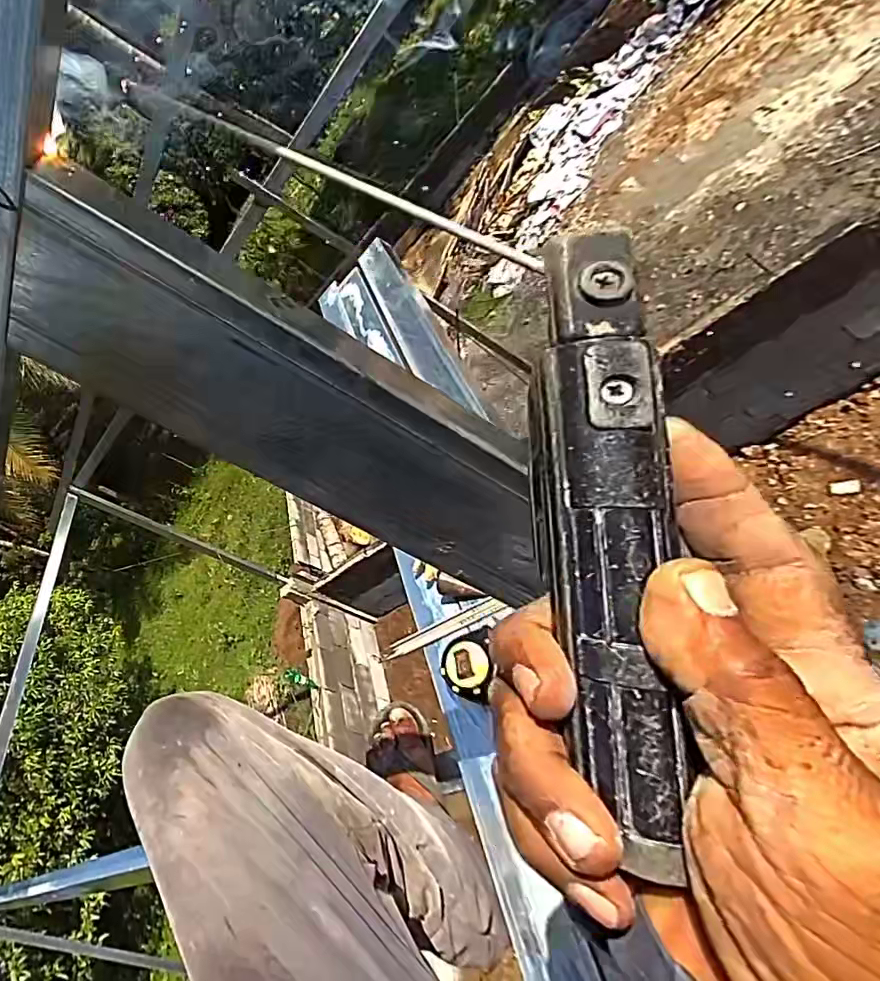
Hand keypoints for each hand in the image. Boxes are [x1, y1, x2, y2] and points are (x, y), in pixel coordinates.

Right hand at [491, 418, 879, 980]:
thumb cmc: (875, 952)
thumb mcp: (830, 821)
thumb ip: (754, 696)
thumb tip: (683, 585)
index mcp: (795, 693)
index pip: (751, 564)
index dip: (705, 494)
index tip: (659, 440)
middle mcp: (699, 699)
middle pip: (580, 624)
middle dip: (546, 663)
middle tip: (556, 707)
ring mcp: (638, 743)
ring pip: (532, 701)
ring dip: (545, 772)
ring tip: (600, 844)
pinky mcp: (589, 781)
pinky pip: (525, 764)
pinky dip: (543, 815)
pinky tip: (598, 865)